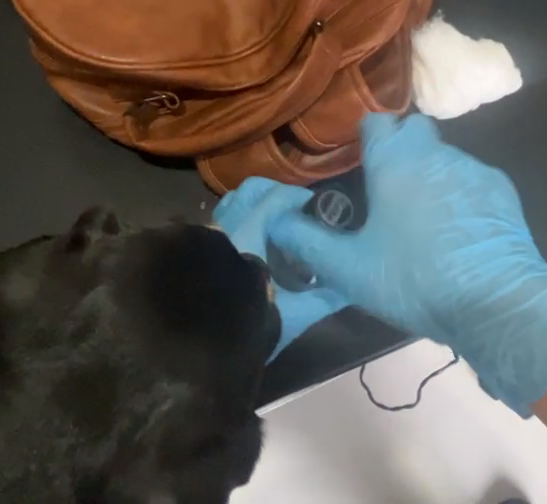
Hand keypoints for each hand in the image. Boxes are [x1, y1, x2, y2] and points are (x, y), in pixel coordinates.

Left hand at [213, 179, 347, 359]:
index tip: (314, 206)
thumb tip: (349, 286)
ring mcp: (206, 236)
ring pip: (231, 203)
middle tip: (296, 210)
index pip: (274, 199)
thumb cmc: (249, 327)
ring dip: (254, 205)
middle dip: (274, 193)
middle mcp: (224, 227)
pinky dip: (238, 220)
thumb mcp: (294, 315)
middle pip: (250, 191)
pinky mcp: (197, 250)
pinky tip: (252, 240)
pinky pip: (220, 220)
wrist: (200, 355)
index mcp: (247, 236)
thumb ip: (323, 297)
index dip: (296, 197)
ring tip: (275, 224)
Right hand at [266, 113, 546, 414]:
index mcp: (393, 161)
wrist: (497, 302)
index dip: (366, 138)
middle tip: (390, 189)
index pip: (375, 122)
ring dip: (432, 174)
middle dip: (402, 148)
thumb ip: (307, 243)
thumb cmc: (415, 280)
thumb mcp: (351, 270)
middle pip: (414, 130)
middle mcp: (433, 152)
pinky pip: (473, 179)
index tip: (360, 162)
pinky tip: (460, 232)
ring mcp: (472, 167)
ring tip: (425, 219)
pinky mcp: (502, 189)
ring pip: (444, 156)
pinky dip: (462, 194)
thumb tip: (274, 223)